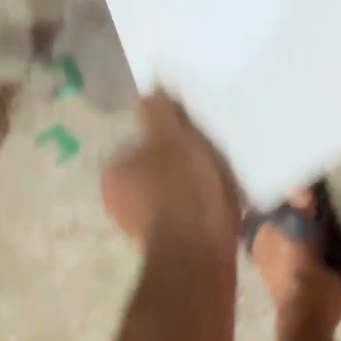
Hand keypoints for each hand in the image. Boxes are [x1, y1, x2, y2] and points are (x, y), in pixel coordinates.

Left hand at [102, 92, 238, 250]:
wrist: (200, 248)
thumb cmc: (183, 188)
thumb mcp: (173, 139)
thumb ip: (159, 114)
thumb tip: (147, 92)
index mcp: (114, 172)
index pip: (142, 142)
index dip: (170, 135)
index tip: (196, 134)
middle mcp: (119, 200)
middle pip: (158, 166)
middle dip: (183, 160)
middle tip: (214, 152)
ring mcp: (143, 224)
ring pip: (175, 189)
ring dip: (196, 183)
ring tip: (226, 176)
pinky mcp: (170, 241)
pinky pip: (189, 210)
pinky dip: (204, 203)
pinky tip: (225, 199)